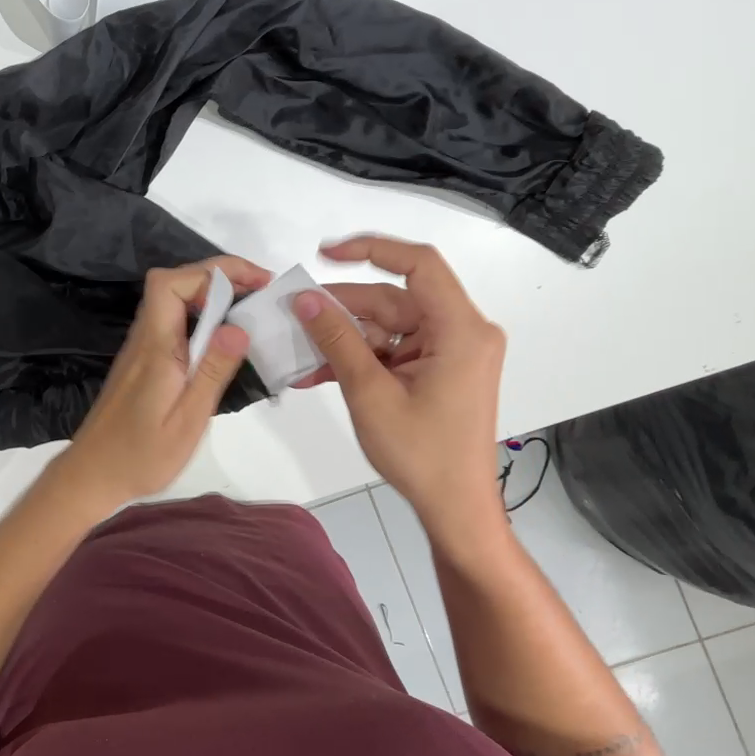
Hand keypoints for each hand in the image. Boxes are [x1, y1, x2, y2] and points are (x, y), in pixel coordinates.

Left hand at [59, 256, 269, 503]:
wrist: (92, 475)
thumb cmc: (140, 456)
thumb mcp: (186, 420)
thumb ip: (212, 372)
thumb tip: (238, 326)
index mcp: (155, 348)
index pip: (170, 284)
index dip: (213, 271)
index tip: (255, 283)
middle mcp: (144, 340)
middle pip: (173, 285)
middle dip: (220, 278)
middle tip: (262, 296)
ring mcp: (140, 351)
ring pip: (172, 304)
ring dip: (211, 298)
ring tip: (251, 314)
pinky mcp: (141, 365)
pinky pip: (172, 326)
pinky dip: (200, 321)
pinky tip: (223, 343)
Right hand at [292, 236, 504, 520]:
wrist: (454, 505)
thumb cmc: (421, 453)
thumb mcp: (370, 393)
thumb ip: (337, 341)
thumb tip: (305, 300)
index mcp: (460, 331)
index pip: (419, 265)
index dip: (371, 249)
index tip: (324, 254)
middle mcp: (461, 332)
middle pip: (393, 299)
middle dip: (342, 310)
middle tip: (293, 319)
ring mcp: (449, 351)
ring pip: (386, 325)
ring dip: (343, 339)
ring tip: (299, 355)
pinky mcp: (437, 369)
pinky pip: (390, 349)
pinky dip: (358, 358)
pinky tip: (317, 372)